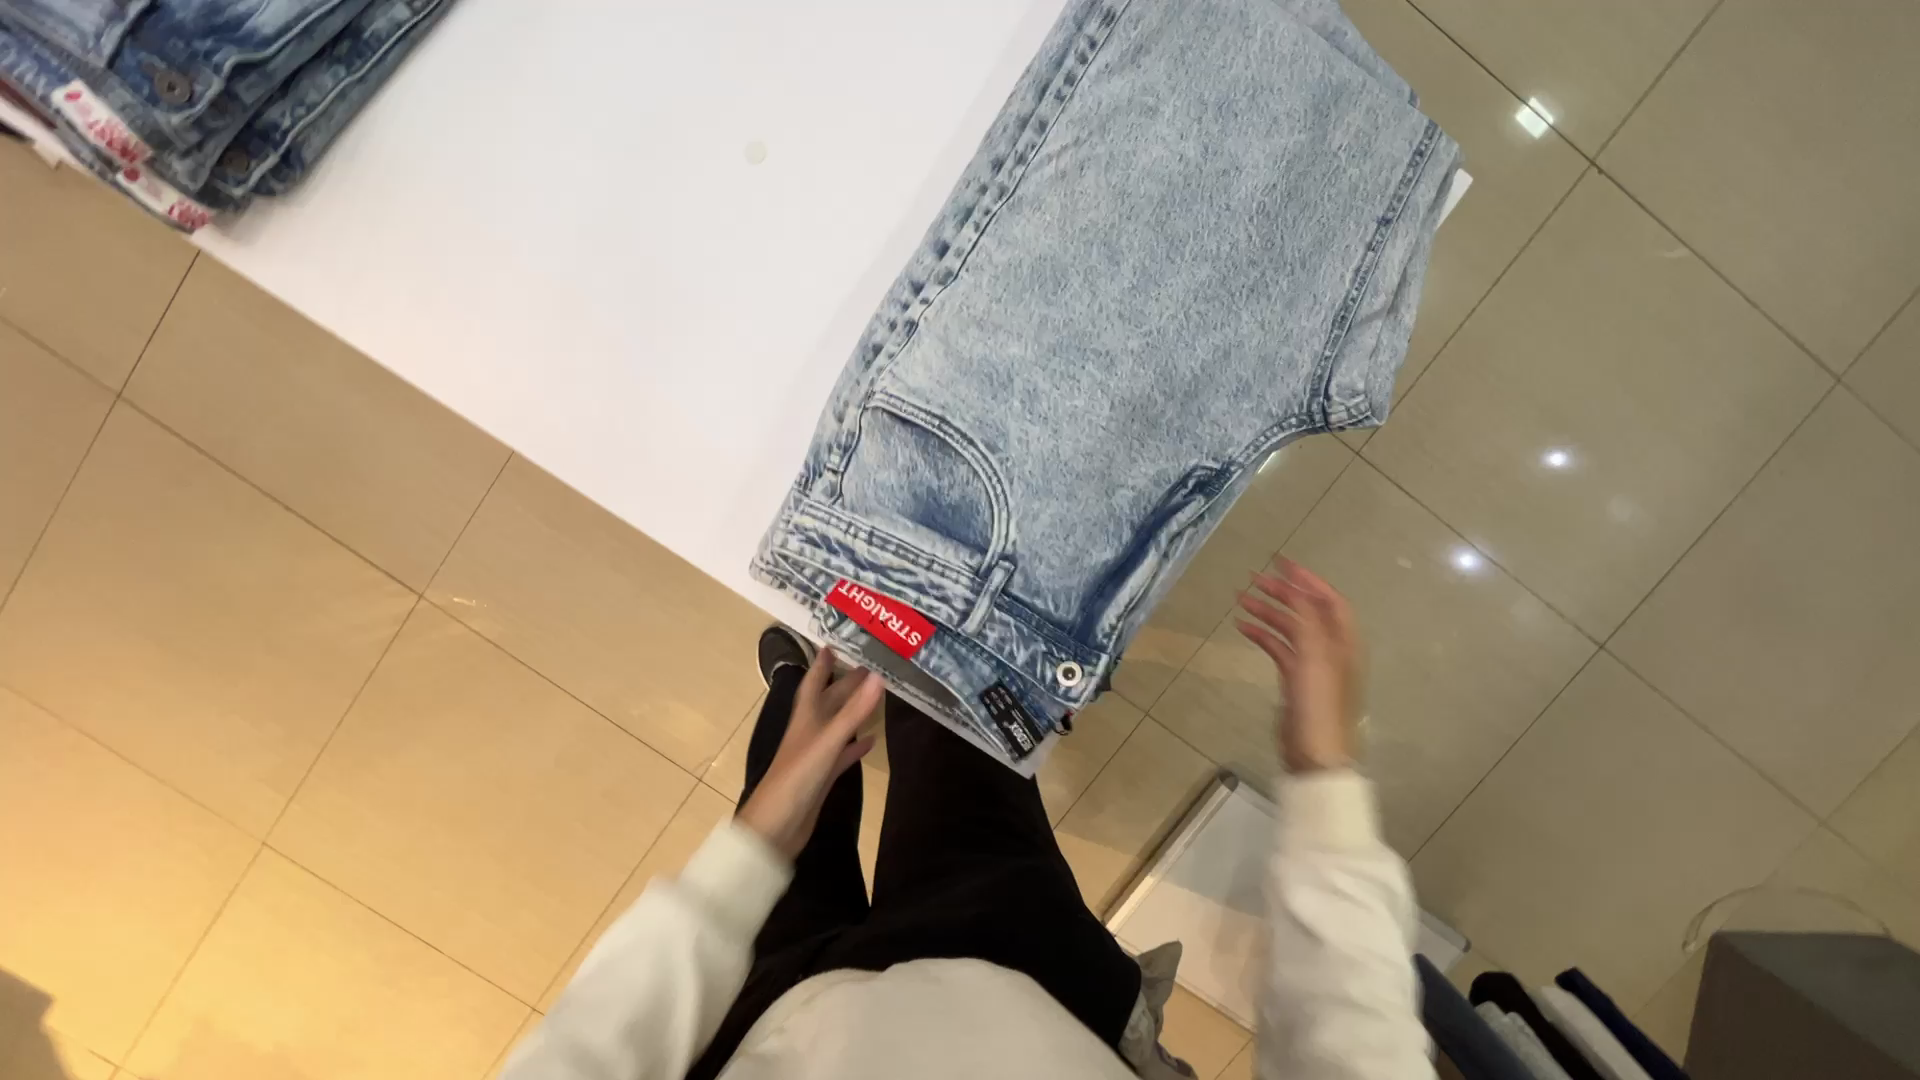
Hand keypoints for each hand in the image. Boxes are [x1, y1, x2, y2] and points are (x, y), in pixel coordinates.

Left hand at [737, 648, 883, 860]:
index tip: (833, 643)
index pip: (814, 682)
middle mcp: (809, 731)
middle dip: (845, 683)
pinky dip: (855, 745)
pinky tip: (871, 740)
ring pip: (836, 725)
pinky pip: (842, 754)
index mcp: (805, 718)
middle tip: (868, 666)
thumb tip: (879, 676)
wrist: (775, 827)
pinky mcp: (822, 776)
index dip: (822, 663)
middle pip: (829, 701)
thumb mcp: (827, 741)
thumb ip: (854, 711)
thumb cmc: (797, 777)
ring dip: (852, 711)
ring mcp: (815, 754)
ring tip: (873, 695)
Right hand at [1235, 559, 1363, 772]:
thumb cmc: (1319, 704)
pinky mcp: (1295, 679)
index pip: (1327, 599)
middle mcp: (1331, 648)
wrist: (1315, 753)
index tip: (1280, 562)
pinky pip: (1278, 648)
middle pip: (1306, 611)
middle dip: (1282, 592)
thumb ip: (1306, 620)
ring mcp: (1313, 664)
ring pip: (1289, 628)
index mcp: (1343, 641)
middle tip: (1253, 578)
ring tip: (1240, 599)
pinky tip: (1242, 627)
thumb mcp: (1314, 657)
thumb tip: (1296, 590)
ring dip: (1267, 612)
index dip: (1307, 580)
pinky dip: (1262, 635)